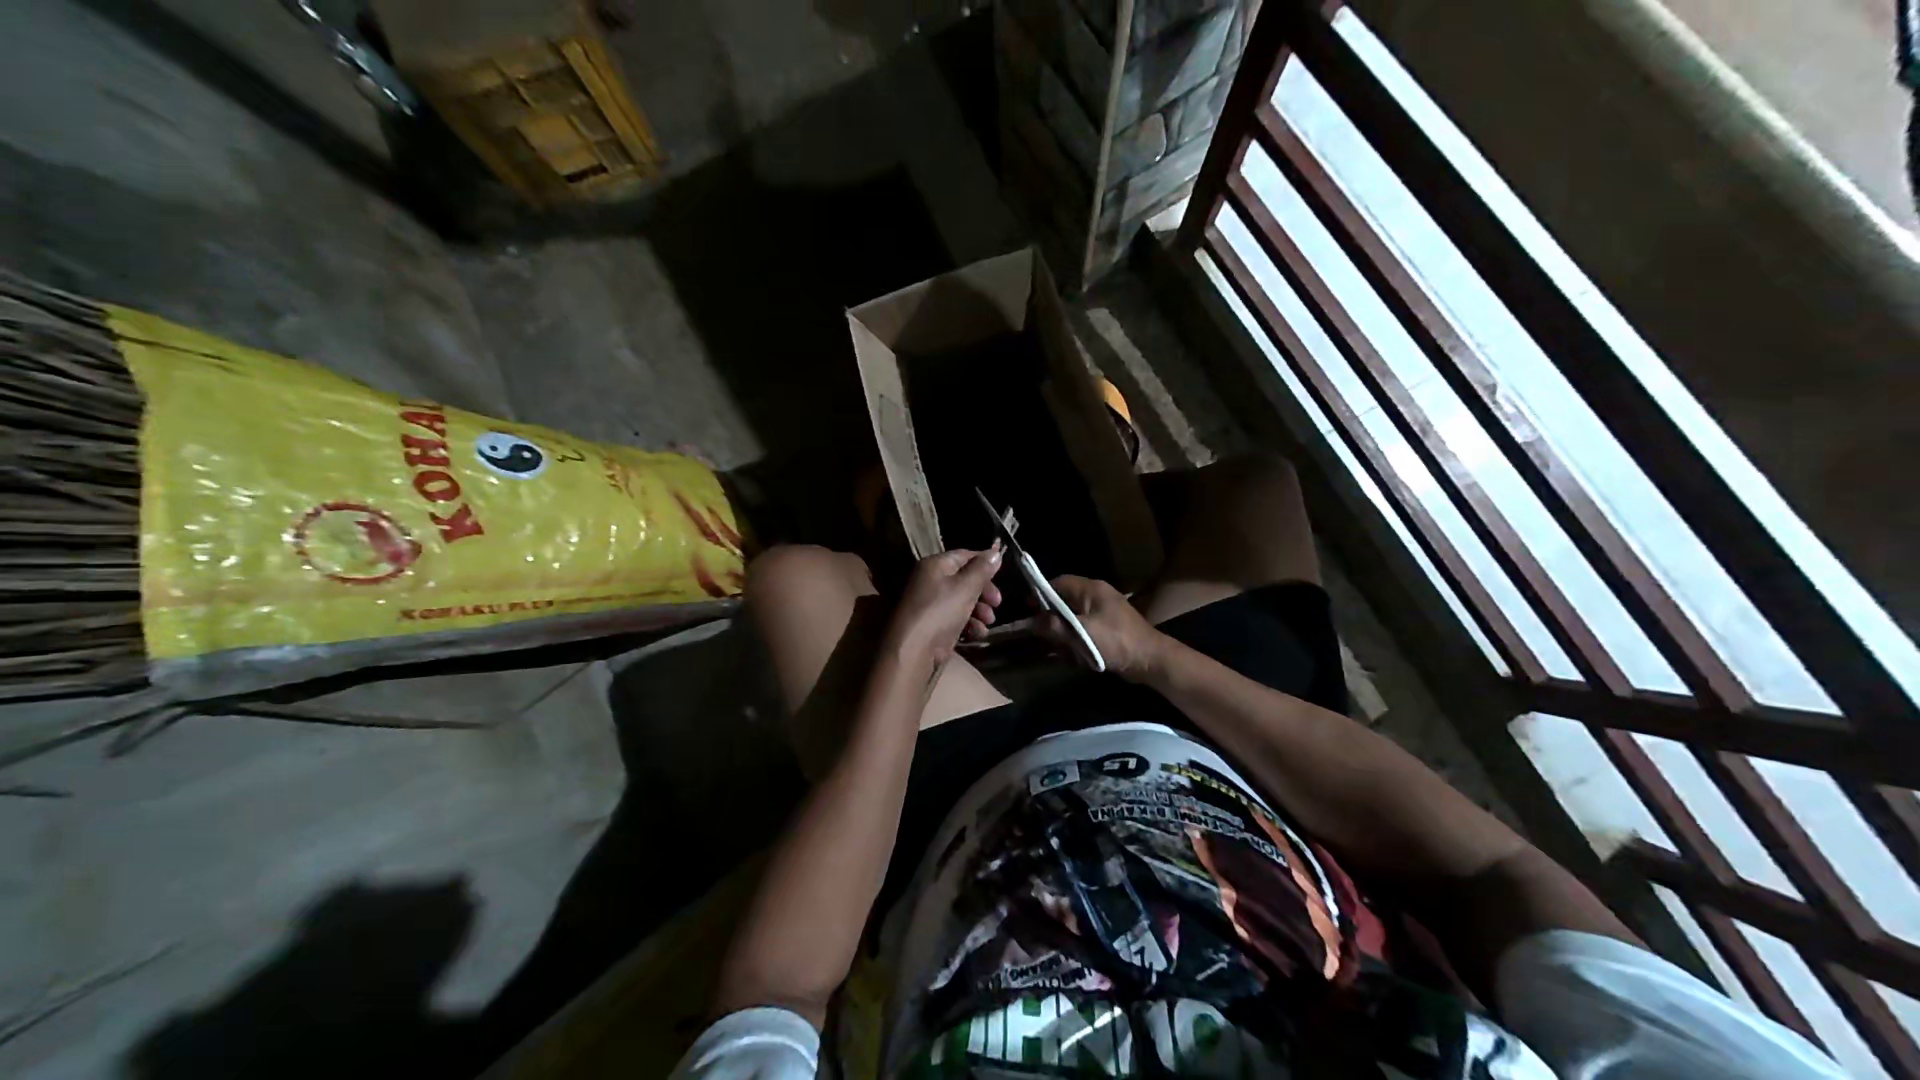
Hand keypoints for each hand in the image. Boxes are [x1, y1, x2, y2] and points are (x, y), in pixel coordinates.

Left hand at [886, 546, 1003, 662]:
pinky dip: (969, 624)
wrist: (913, 650)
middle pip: (965, 580)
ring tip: (988, 621)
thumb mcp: (966, 587)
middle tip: (997, 603)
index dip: (984, 564)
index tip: (1002, 575)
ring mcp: (931, 604)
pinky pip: (955, 618)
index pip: (964, 555)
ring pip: (963, 601)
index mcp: (935, 565)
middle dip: (984, 592)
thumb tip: (994, 552)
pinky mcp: (933, 625)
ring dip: (980, 611)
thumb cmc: (940, 611)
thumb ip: (982, 569)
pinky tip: (977, 634)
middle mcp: (930, 581)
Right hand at [1038, 575, 1169, 681]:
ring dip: (1065, 633)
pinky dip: (1077, 640)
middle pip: (1064, 600)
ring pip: (1073, 617)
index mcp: (1091, 589)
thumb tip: (1030, 621)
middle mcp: (1097, 595)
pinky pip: (1085, 628)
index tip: (1028, 610)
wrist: (1151, 660)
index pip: (1058, 582)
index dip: (1041, 594)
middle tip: (1043, 635)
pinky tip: (1076, 656)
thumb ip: (1054, 626)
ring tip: (1061, 649)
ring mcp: (1104, 610)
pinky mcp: (1108, 626)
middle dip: (1052, 619)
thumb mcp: (1081, 634)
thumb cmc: (1116, 642)